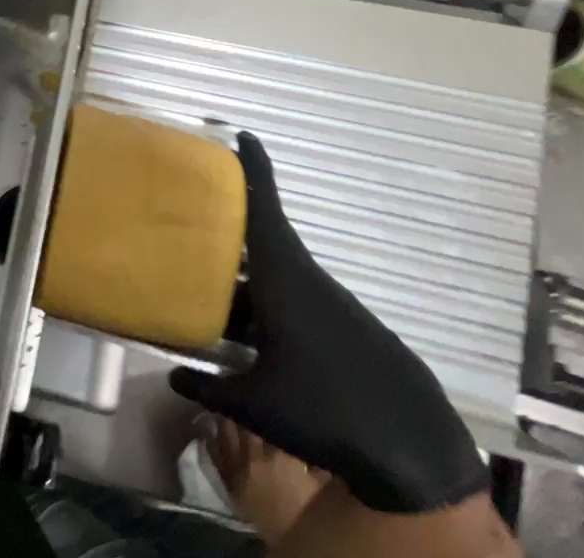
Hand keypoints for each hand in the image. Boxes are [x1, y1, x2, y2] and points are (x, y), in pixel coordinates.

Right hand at [168, 133, 487, 513]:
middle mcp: (308, 284)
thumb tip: (171, 375)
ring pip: (278, 277)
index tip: (242, 135)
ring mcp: (331, 307)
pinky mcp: (346, 329)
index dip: (254, 172)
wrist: (411, 448)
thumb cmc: (322, 411)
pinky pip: (296, 301)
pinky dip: (269, 303)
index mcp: (284, 283)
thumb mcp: (252, 405)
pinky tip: (252, 334)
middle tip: (193, 219)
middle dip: (231, 230)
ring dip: (247, 278)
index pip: (266, 212)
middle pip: (264, 243)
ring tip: (209, 286)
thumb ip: (206, 386)